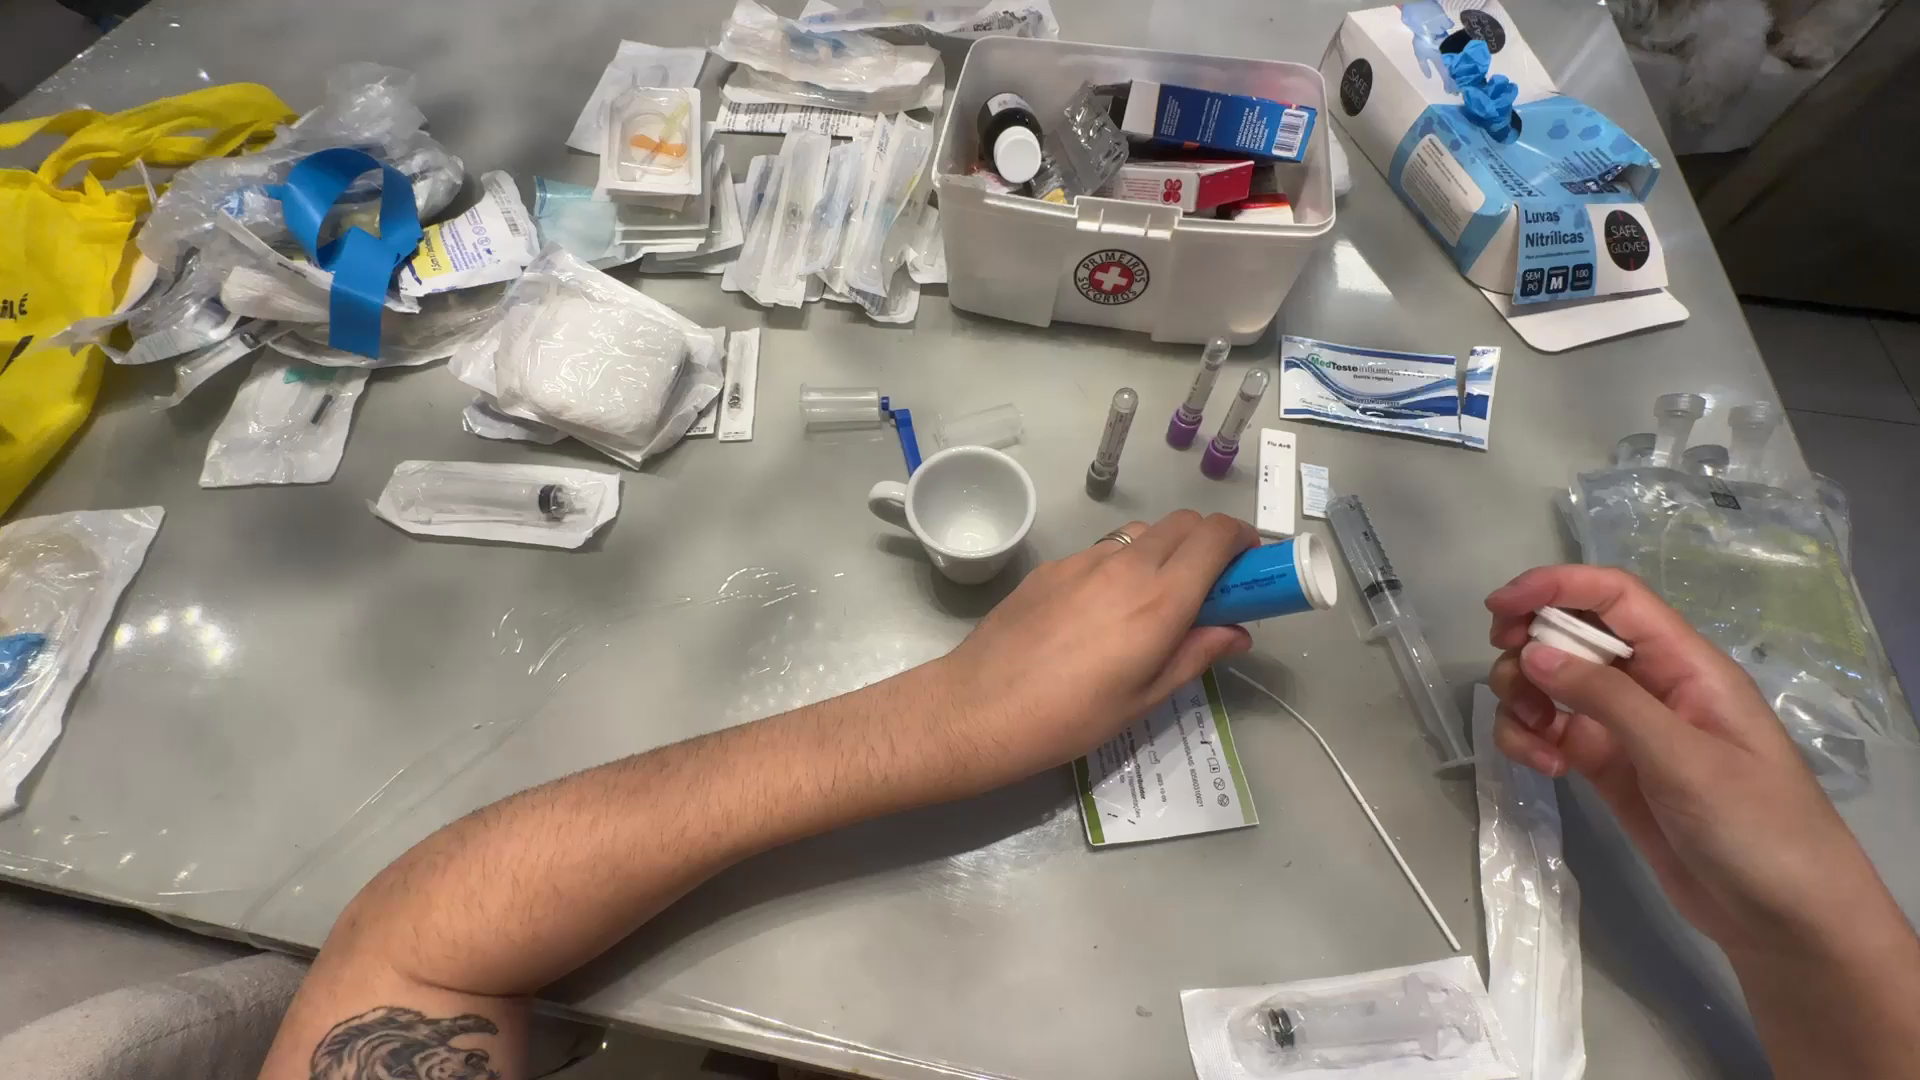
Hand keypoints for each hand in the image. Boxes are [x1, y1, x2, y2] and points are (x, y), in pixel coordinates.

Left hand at [925, 511, 1256, 797]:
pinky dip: (1121, 563)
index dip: (1244, 539)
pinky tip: (1102, 608)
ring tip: (1154, 599)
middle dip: (1208, 543)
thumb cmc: (1070, 717)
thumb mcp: (1145, 698)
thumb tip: (1236, 632)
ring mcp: (1081, 560)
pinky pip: (1100, 551)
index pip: (1216, 536)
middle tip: (1211, 587)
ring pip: (1140, 534)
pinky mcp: (1050, 567)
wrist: (980, 707)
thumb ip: (1196, 654)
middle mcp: (1124, 565)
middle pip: (1182, 523)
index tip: (1253, 564)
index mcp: (1159, 598)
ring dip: (1163, 551)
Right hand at [1484, 565, 1899, 956]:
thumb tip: (1531, 651)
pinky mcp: (1595, 758)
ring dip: (1519, 700)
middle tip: (1513, 683)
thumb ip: (1606, 700)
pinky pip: (1539, 727)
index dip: (1554, 587)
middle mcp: (1645, 684)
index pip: (1613, 598)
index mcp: (1683, 667)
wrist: (1781, 922)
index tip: (1499, 610)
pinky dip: (1524, 739)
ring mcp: (1617, 722)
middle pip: (1565, 634)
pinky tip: (1545, 768)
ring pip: (1542, 680)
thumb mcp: (1685, 760)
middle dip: (1525, 650)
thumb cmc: (1758, 830)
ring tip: (1536, 740)